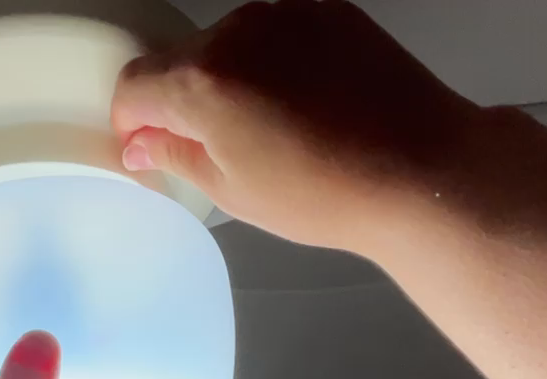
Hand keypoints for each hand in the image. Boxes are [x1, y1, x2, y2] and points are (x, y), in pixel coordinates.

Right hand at [113, 0, 481, 251]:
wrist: (415, 169)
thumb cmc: (321, 193)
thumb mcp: (232, 191)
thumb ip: (175, 156)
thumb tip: (140, 146)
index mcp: (203, 81)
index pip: (134, 85)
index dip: (132, 123)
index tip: (146, 149)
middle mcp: (238, 31)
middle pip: (177, 61)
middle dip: (177, 103)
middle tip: (212, 152)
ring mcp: (285, 13)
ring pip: (225, 45)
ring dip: (224, 83)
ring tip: (266, 132)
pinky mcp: (325, 10)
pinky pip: (271, 34)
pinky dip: (266, 65)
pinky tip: (298, 107)